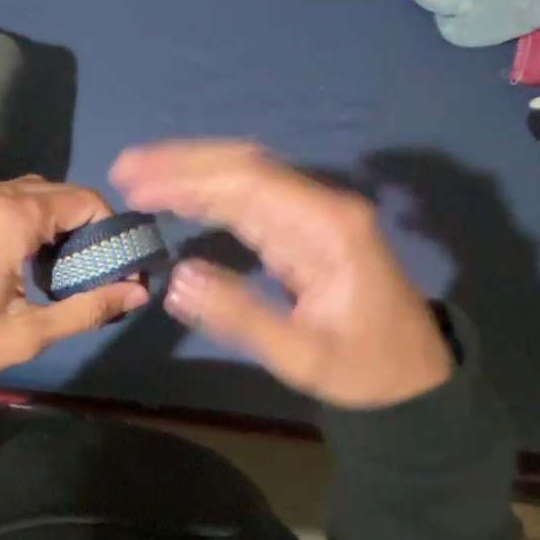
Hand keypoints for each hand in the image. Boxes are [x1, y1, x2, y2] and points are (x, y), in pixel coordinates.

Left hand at [0, 177, 149, 410]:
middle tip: (95, 280)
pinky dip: (30, 227)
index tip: (120, 273)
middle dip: (88, 232)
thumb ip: (88, 309)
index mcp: (13, 215)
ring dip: (58, 229)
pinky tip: (26, 269)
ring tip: (62, 279)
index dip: (112, 234)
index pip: (87, 201)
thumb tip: (139, 292)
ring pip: (34, 198)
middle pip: (62, 195)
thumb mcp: (26, 334)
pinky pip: (7, 205)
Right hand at [111, 140, 451, 408]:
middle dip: (183, 163)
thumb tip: (176, 278)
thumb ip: (240, 317)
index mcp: (324, 229)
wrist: (414, 377)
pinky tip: (183, 198)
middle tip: (125, 168)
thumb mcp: (301, 357)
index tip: (134, 180)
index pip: (247, 183)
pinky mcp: (310, 229)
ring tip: (140, 177)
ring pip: (249, 176)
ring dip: (195, 172)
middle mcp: (323, 207)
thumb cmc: (363, 369)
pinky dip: (213, 193)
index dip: (186, 176)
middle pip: (246, 166)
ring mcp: (318, 215)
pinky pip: (256, 198)